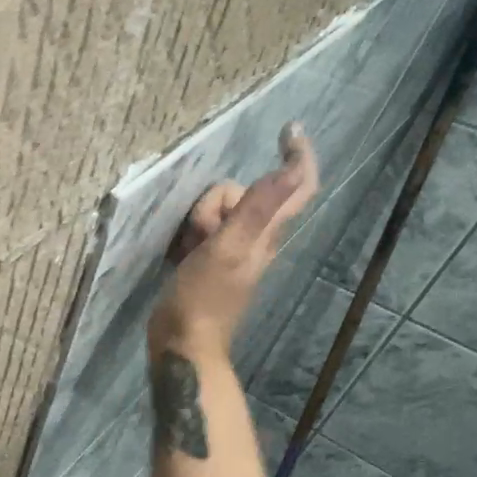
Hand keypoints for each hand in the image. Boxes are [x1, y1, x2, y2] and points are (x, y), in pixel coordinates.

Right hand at [149, 122, 319, 359]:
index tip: (287, 130)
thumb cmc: (203, 299)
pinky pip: (201, 234)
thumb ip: (255, 208)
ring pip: (218, 214)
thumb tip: (290, 168)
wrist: (183, 345)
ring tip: (186, 250)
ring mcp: (232, 253)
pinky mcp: (209, 265)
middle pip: (243, 196)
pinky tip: (178, 256)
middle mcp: (256, 240)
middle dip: (216, 203)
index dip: (298, 156)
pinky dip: (189, 238)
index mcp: (266, 234)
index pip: (297, 186)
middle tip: (200, 233)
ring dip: (197, 223)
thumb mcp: (227, 249)